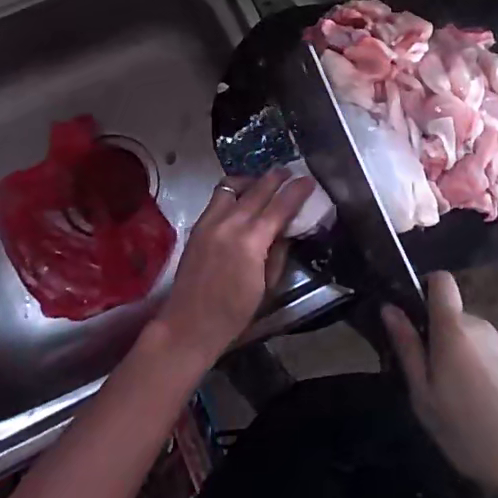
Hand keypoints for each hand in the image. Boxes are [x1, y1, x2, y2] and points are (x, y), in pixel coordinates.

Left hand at [154, 170, 314, 362]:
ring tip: (262, 184)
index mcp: (251, 240)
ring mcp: (209, 222)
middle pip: (256, 189)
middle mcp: (229, 223)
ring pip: (231, 186)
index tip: (308, 180)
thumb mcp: (266, 285)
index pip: (280, 206)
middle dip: (275, 178)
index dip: (296, 191)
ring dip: (250, 181)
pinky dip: (233, 193)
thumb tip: (286, 230)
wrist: (189, 325)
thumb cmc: (234, 313)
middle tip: (288, 172)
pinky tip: (241, 202)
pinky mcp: (196, 226)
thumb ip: (277, 252)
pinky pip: (217, 199)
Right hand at [382, 271, 497, 497]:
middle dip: (435, 333)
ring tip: (449, 394)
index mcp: (454, 328)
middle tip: (424, 373)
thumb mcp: (424, 394)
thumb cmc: (468, 429)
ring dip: (454, 351)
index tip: (412, 314)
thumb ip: (407, 347)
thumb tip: (389, 309)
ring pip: (466, 334)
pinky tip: (474, 401)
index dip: (425, 286)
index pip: (441, 279)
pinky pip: (483, 349)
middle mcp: (480, 325)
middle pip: (451, 313)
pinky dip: (473, 364)